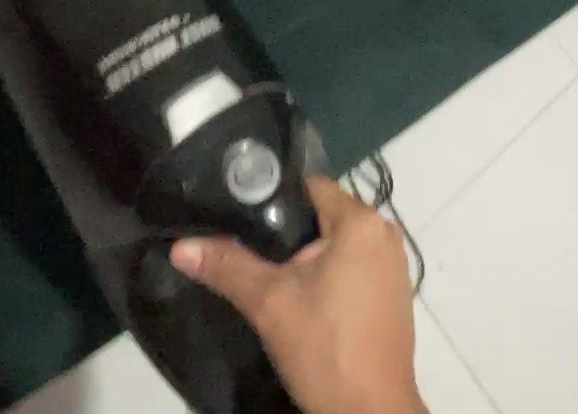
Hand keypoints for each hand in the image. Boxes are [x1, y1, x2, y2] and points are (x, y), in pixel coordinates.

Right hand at [172, 178, 426, 413]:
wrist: (370, 412)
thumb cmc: (324, 347)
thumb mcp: (269, 303)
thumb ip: (228, 267)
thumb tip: (182, 246)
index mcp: (362, 221)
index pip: (313, 186)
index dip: (276, 196)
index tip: (244, 213)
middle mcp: (385, 232)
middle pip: (327, 214)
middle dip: (291, 231)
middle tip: (253, 251)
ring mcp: (395, 262)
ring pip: (341, 242)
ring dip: (311, 256)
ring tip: (274, 276)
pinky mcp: (395, 290)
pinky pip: (357, 264)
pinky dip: (333, 273)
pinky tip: (307, 298)